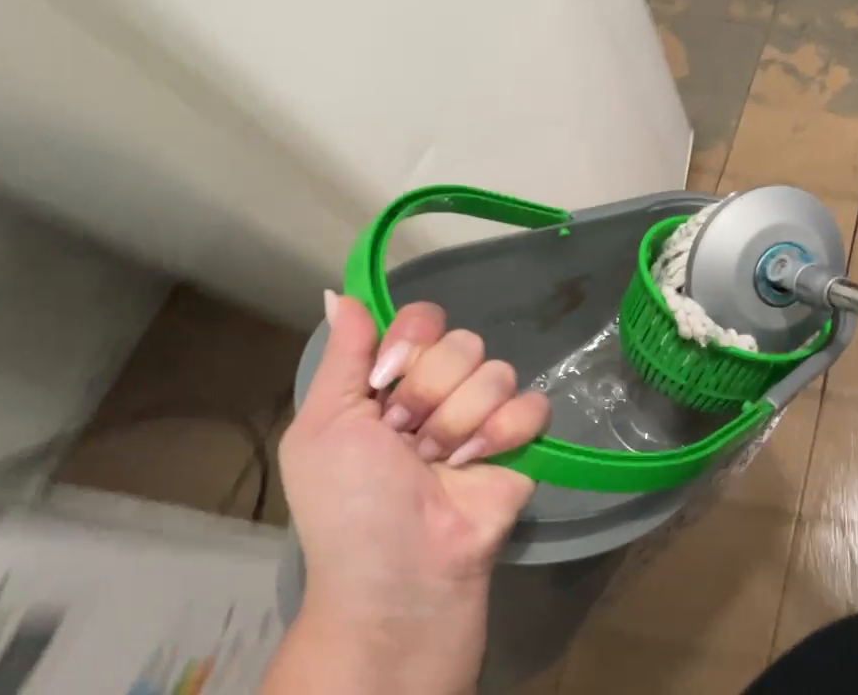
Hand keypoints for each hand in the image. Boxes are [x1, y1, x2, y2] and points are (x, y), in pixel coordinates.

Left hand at [264, 292, 549, 694]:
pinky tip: (479, 462)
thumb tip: (338, 292)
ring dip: (461, 422)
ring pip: (497, 371)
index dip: (411, 341)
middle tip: (408, 438)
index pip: (422, 320)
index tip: (386, 381)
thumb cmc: (349, 504)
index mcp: (393, 382)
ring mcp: (486, 412)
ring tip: (441, 461)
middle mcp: (441, 389)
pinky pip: (533, 403)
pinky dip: (504, 434)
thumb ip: (344, 358)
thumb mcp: (324, 430)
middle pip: (462, 342)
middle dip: (430, 394)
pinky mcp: (524, 436)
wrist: (404, 566)